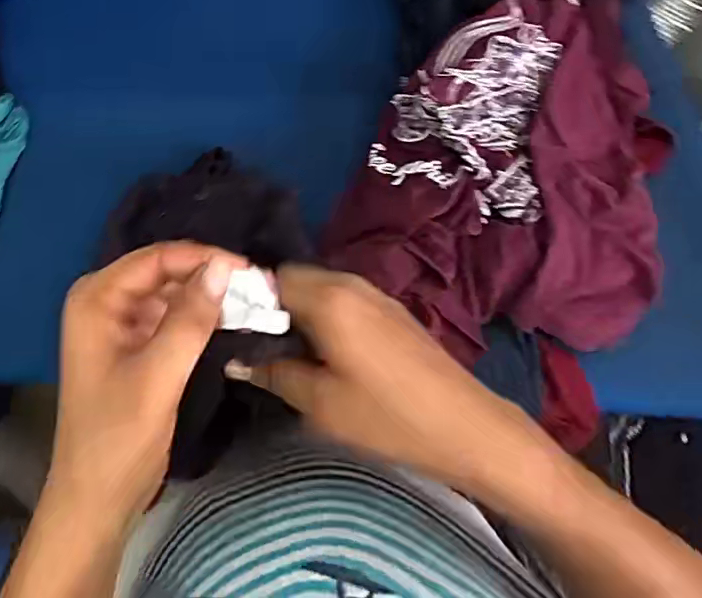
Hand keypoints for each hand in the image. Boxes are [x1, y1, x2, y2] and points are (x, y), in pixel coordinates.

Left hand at [44, 242, 242, 517]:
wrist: (96, 504)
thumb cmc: (118, 439)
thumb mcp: (158, 376)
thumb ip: (191, 319)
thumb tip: (224, 266)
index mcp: (96, 298)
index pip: (156, 258)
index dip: (202, 257)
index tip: (247, 269)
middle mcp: (103, 300)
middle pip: (164, 270)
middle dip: (207, 274)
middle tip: (255, 285)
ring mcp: (118, 322)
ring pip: (171, 291)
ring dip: (207, 294)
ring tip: (250, 299)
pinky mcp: (134, 342)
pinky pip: (171, 314)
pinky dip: (199, 315)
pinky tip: (229, 318)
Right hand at [226, 263, 564, 501]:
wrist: (466, 425)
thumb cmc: (388, 416)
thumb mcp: (321, 404)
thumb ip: (274, 373)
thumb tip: (237, 360)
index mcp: (329, 297)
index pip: (273, 276)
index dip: (250, 298)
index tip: (235, 327)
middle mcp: (350, 282)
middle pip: (296, 277)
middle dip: (274, 304)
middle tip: (259, 342)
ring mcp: (374, 292)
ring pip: (320, 287)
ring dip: (299, 309)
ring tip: (288, 350)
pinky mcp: (390, 308)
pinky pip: (342, 297)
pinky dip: (324, 314)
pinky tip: (325, 350)